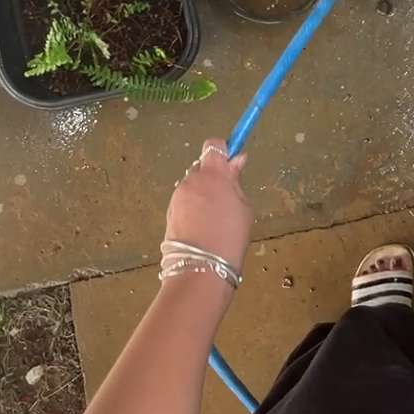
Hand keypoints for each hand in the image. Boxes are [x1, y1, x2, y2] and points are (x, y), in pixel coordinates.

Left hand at [164, 138, 251, 267]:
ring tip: (215, 219)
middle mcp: (191, 180)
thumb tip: (236, 162)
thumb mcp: (244, 208)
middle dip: (213, 177)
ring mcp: (177, 196)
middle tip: (227, 198)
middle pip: (202, 167)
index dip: (224, 152)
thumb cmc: (231, 236)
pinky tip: (202, 228)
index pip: (214, 146)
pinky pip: (185, 202)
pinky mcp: (169, 212)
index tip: (232, 164)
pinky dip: (193, 208)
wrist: (202, 268)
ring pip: (193, 186)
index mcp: (213, 174)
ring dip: (203, 194)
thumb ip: (237, 183)